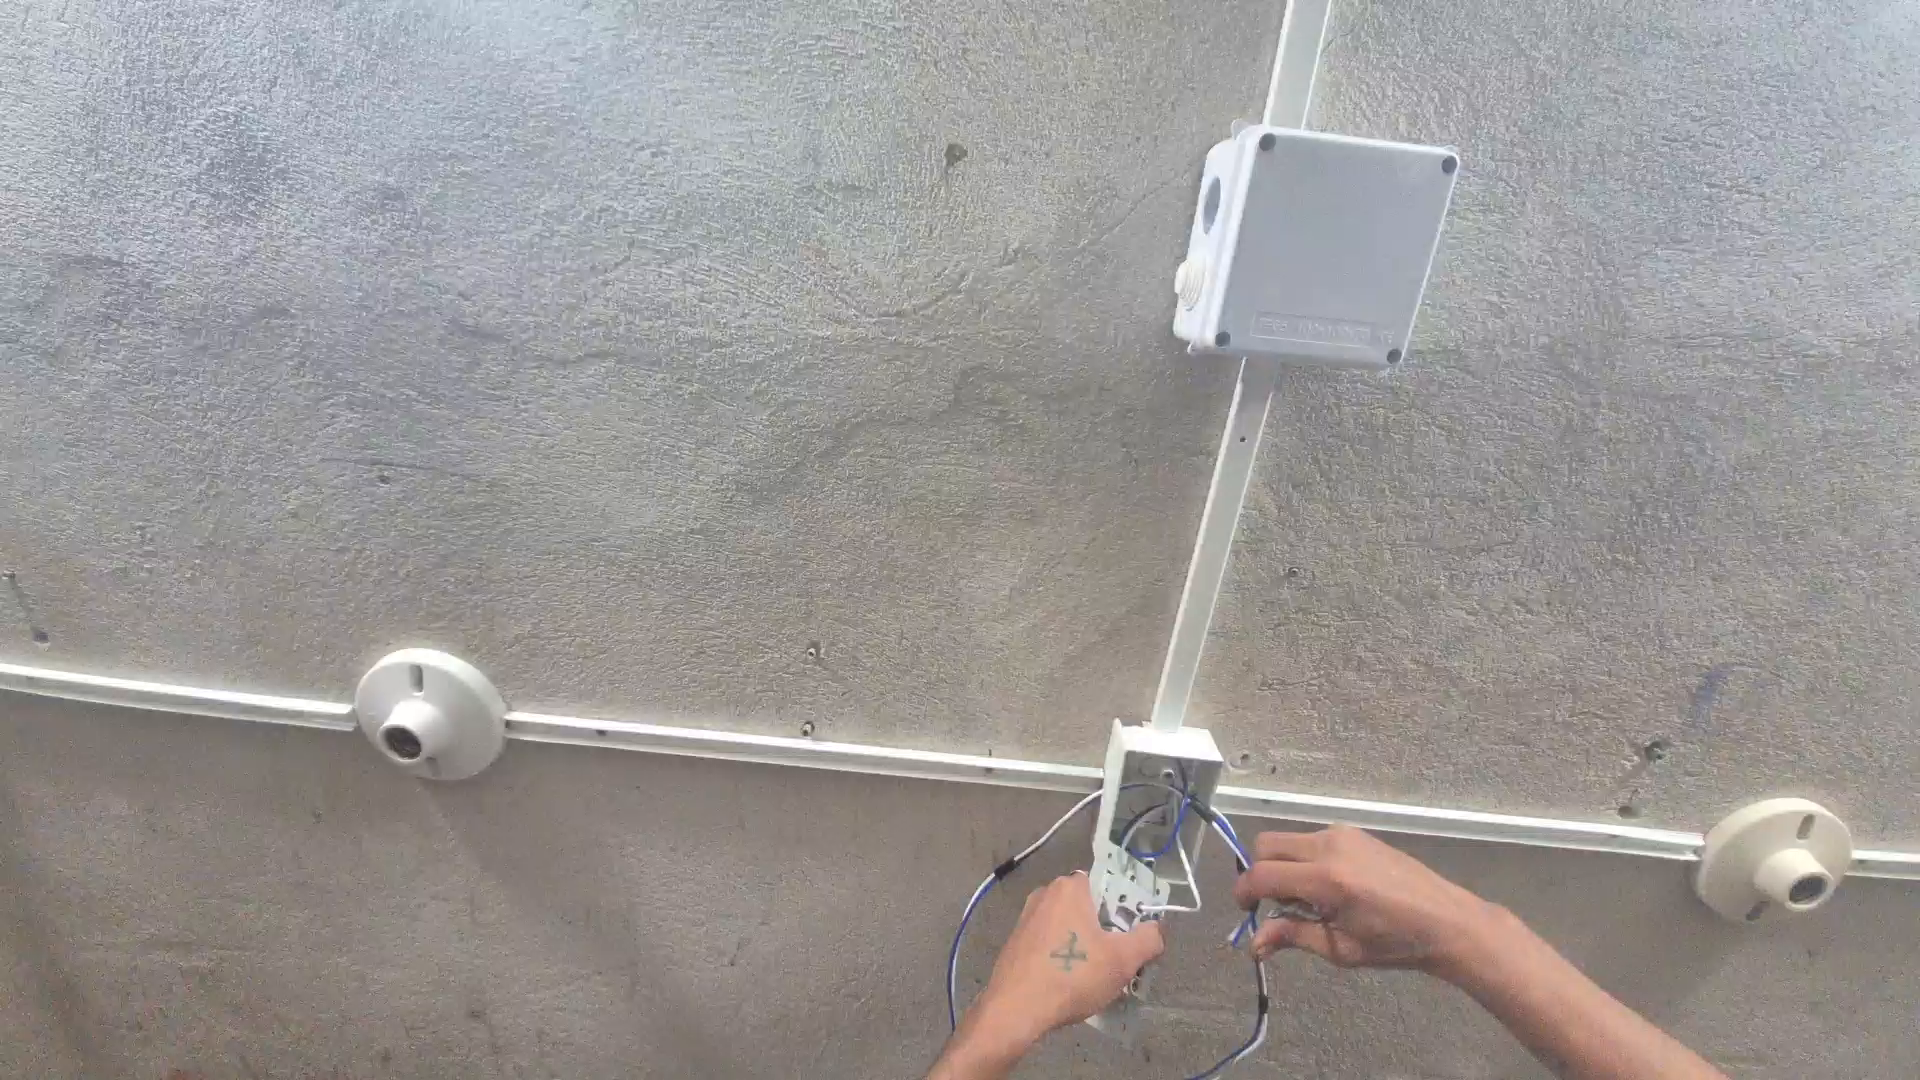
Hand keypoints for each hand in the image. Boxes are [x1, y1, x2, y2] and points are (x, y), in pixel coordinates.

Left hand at [973, 872, 1165, 1042]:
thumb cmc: (1072, 974)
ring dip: (1086, 945)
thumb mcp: (1122, 960)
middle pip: (1089, 906)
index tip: (1133, 935)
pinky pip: (1051, 940)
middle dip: (1107, 931)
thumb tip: (1157, 928)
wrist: (1016, 1007)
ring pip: (1069, 926)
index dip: (1125, 908)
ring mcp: (1028, 915)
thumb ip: (1148, 939)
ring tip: (1097, 977)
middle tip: (1119, 960)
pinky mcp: (1018, 939)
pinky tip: (1071, 982)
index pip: (1107, 884)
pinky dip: (1064, 955)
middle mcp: (1046, 892)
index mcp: (1071, 886)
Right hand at [1232, 825, 1495, 979]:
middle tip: (1276, 902)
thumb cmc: (1396, 944)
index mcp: (1327, 879)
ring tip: (1308, 897)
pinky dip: (1304, 858)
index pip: (1263, 875)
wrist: (1449, 921)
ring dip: (1283, 865)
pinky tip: (1329, 885)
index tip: (1245, 909)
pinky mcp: (1351, 831)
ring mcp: (1340, 833)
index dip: (1244, 891)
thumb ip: (1293, 936)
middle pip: (1266, 845)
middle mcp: (1328, 846)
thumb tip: (1254, 943)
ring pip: (1287, 839)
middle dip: (1260, 872)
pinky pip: (1310, 839)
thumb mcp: (1342, 949)